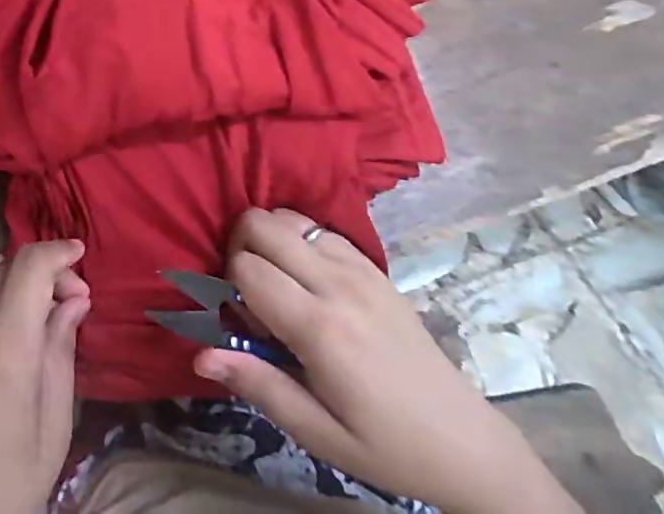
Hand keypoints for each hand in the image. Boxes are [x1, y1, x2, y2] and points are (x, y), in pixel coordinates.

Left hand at [0, 240, 90, 513]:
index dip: (59, 251)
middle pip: (6, 263)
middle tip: (70, 300)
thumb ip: (61, 355)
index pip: (30, 265)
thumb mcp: (49, 430)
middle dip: (43, 267)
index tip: (81, 254)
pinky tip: (6, 326)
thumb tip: (74, 302)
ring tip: (39, 310)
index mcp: (5, 344)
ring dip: (14, 276)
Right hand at [194, 209, 580, 513]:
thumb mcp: (317, 433)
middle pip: (262, 224)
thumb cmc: (385, 445)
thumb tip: (199, 354)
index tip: (242, 321)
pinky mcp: (375, 267)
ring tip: (276, 281)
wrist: (464, 440)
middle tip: (248, 290)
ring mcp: (360, 269)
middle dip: (239, 246)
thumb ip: (258, 384)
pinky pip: (322, 228)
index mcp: (320, 327)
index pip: (247, 268)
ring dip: (269, 239)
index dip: (228, 287)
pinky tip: (306, 276)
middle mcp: (337, 283)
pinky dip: (300, 238)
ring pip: (290, 217)